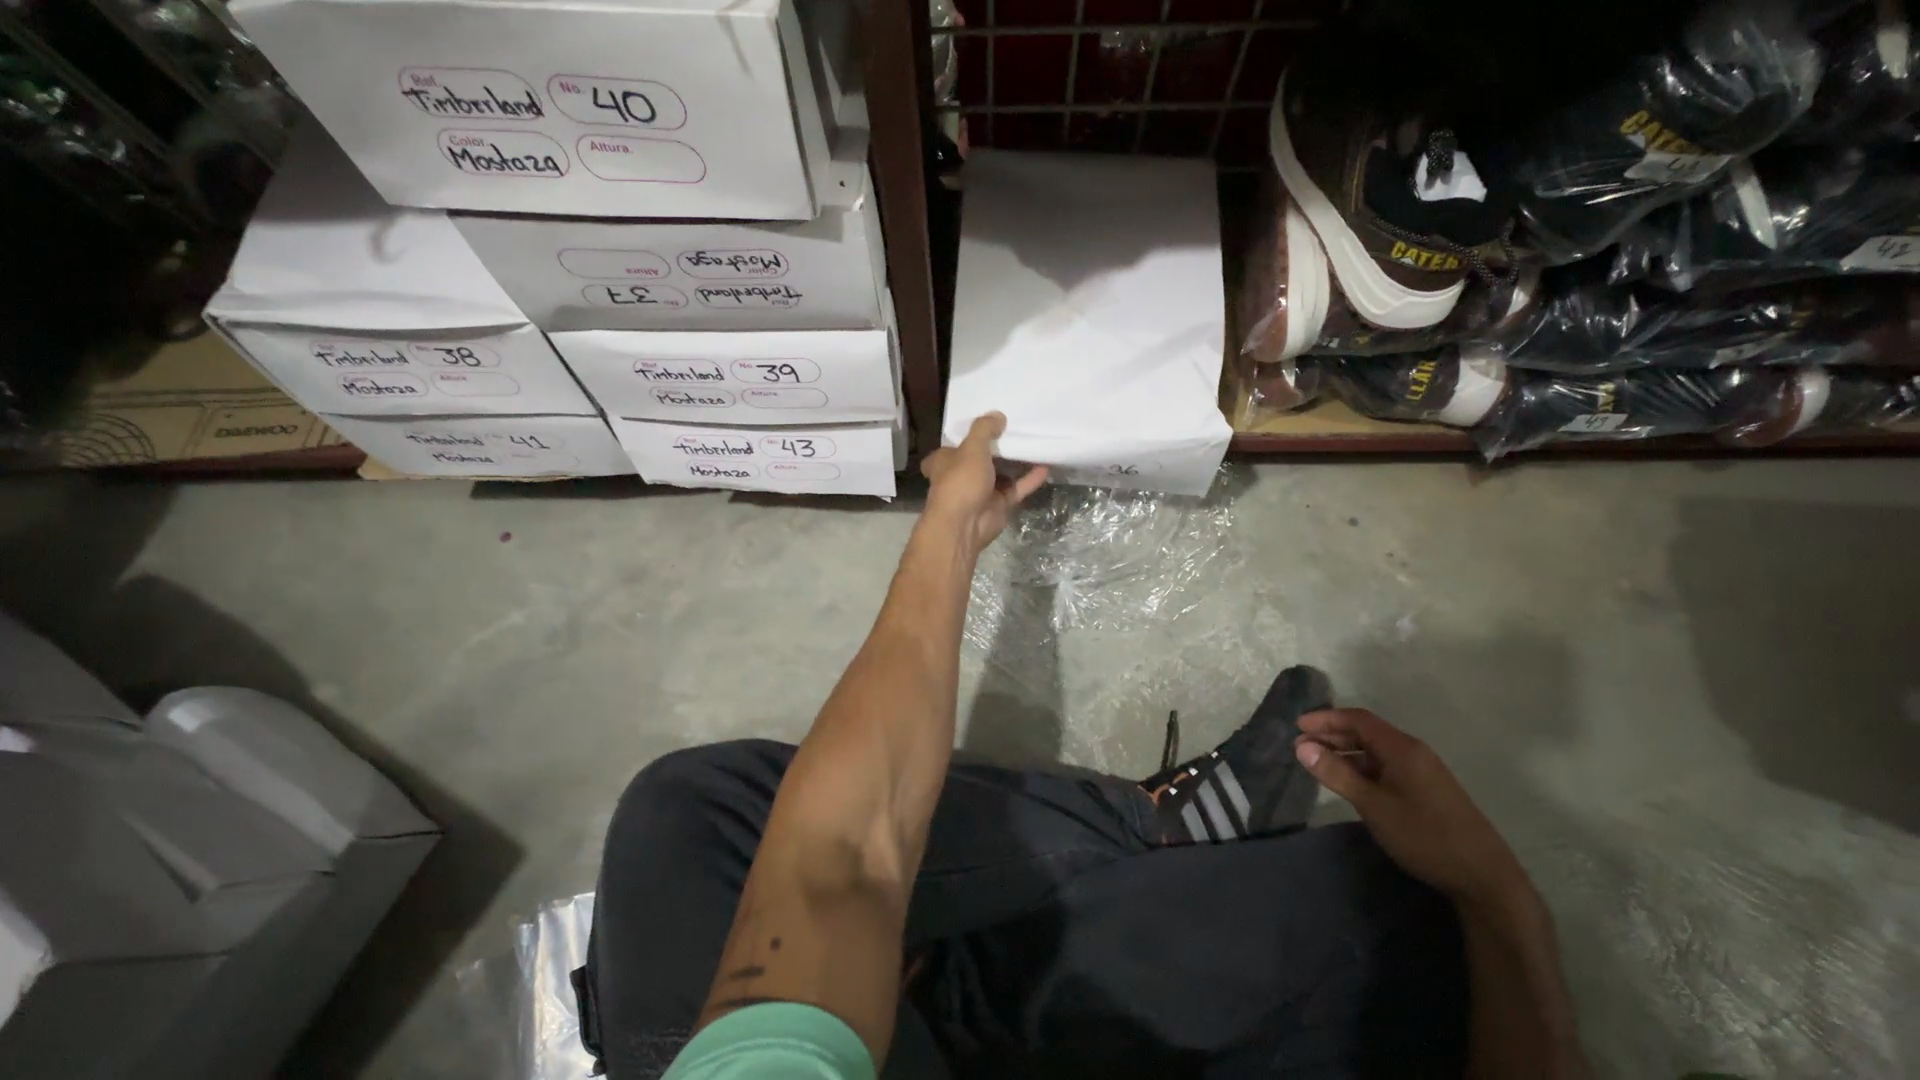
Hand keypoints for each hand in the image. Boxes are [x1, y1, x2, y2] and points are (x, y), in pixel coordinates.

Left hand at [920, 413, 1047, 557]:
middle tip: (1017, 429)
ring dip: (1016, 462)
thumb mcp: (971, 448)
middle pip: (980, 459)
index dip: (965, 437)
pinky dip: (1029, 479)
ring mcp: (981, 491)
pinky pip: (1016, 489)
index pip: (952, 446)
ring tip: (1034, 443)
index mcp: (944, 461)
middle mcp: (960, 475)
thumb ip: (984, 429)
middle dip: (996, 448)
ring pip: (1001, 474)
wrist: (964, 525)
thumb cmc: (960, 481)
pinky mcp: (998, 505)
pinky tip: (1046, 466)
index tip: (984, 426)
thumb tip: (998, 415)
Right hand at [1294, 709, 1530, 908]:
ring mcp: (1422, 771)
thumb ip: (1337, 774)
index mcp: (1402, 748)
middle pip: (1367, 732)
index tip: (1297, 726)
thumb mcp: (1373, 805)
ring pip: (1377, 751)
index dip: (1326, 718)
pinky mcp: (1426, 789)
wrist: (1481, 874)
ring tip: (1318, 764)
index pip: (1358, 719)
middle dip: (1333, 735)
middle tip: (1301, 747)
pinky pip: (1387, 767)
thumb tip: (1302, 747)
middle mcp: (1413, 752)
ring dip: (1346, 753)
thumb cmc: (1423, 835)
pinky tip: (1349, 783)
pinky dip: (1362, 768)